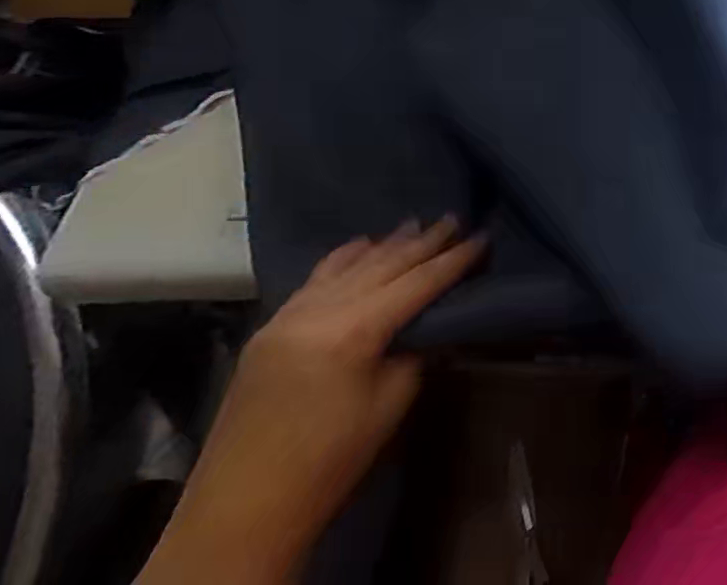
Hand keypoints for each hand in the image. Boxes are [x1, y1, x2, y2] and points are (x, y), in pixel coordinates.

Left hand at [139, 219, 484, 584]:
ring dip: (386, 245)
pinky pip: (316, 279)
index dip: (454, 260)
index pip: (417, 283)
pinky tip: (361, 245)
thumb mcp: (391, 403)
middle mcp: (319, 311)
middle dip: (424, 242)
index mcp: (354, 331)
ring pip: (348, 266)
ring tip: (415, 224)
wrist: (244, 507)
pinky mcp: (270, 328)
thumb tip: (431, 323)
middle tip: (453, 218)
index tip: (482, 236)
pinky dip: (345, 258)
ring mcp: (289, 315)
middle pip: (383, 265)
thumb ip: (415, 351)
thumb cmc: (331, 460)